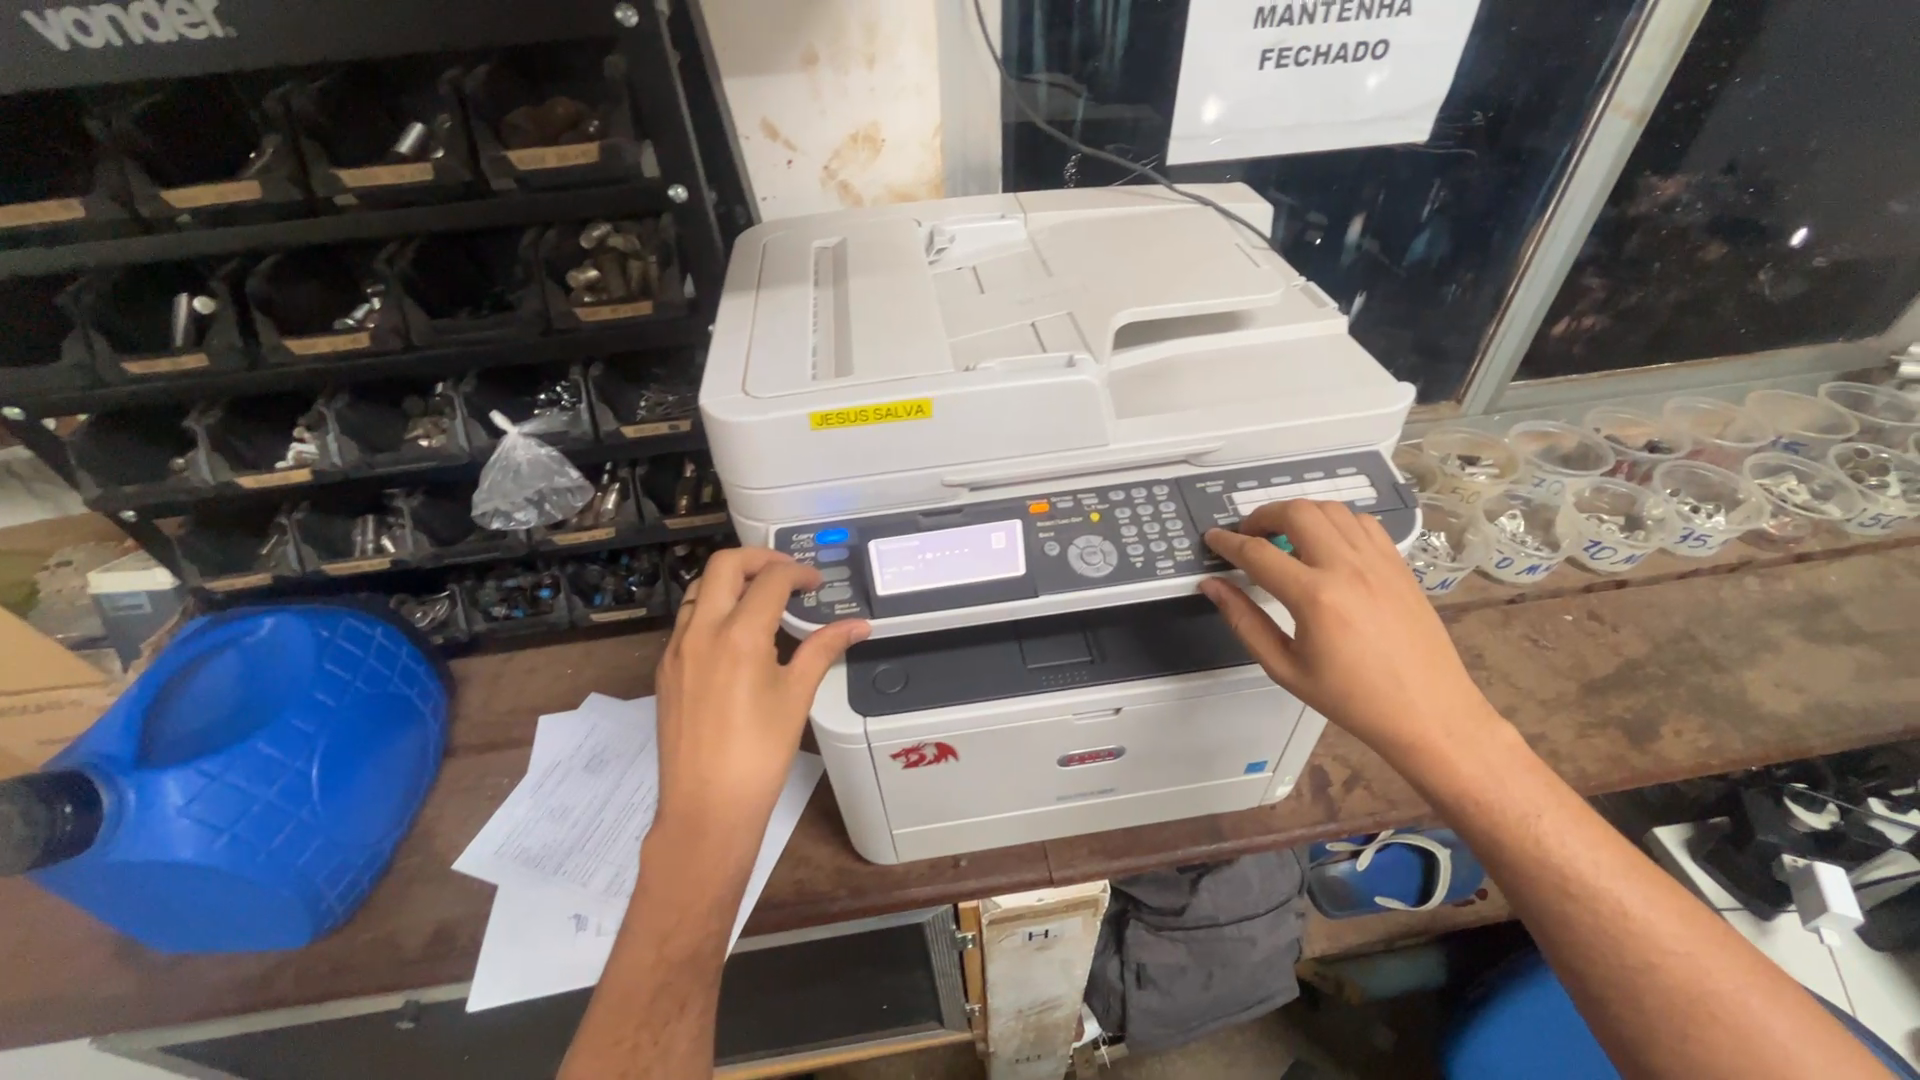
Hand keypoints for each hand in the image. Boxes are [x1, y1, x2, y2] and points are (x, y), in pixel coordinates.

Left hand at [654, 549, 868, 833]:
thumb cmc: (760, 753)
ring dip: (731, 581)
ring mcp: (677, 649)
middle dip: (759, 558)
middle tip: (787, 573)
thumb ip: (824, 649)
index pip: (771, 580)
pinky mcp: (665, 669)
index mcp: (740, 635)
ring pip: (699, 589)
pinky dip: (712, 609)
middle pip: (724, 565)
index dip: (799, 573)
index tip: (816, 584)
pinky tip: (735, 635)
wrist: (707, 805)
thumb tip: (858, 625)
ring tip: (761, 598)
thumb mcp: (797, 696)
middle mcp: (702, 631)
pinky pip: (687, 620)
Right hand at [1198, 500, 1505, 763]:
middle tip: (1248, 535)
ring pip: (1330, 509)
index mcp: (1315, 597)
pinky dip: (1335, 521)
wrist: (1427, 711)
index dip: (1227, 543)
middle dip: (1262, 516)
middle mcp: (1347, 568)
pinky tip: (1326, 544)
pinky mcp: (1398, 564)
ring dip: (1299, 513)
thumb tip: (1213, 587)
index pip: (1257, 553)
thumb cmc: (1352, 698)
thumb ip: (1243, 621)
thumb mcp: (1284, 667)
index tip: (1213, 539)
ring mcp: (1378, 561)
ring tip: (1284, 535)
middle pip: (1296, 512)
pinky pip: (1362, 522)